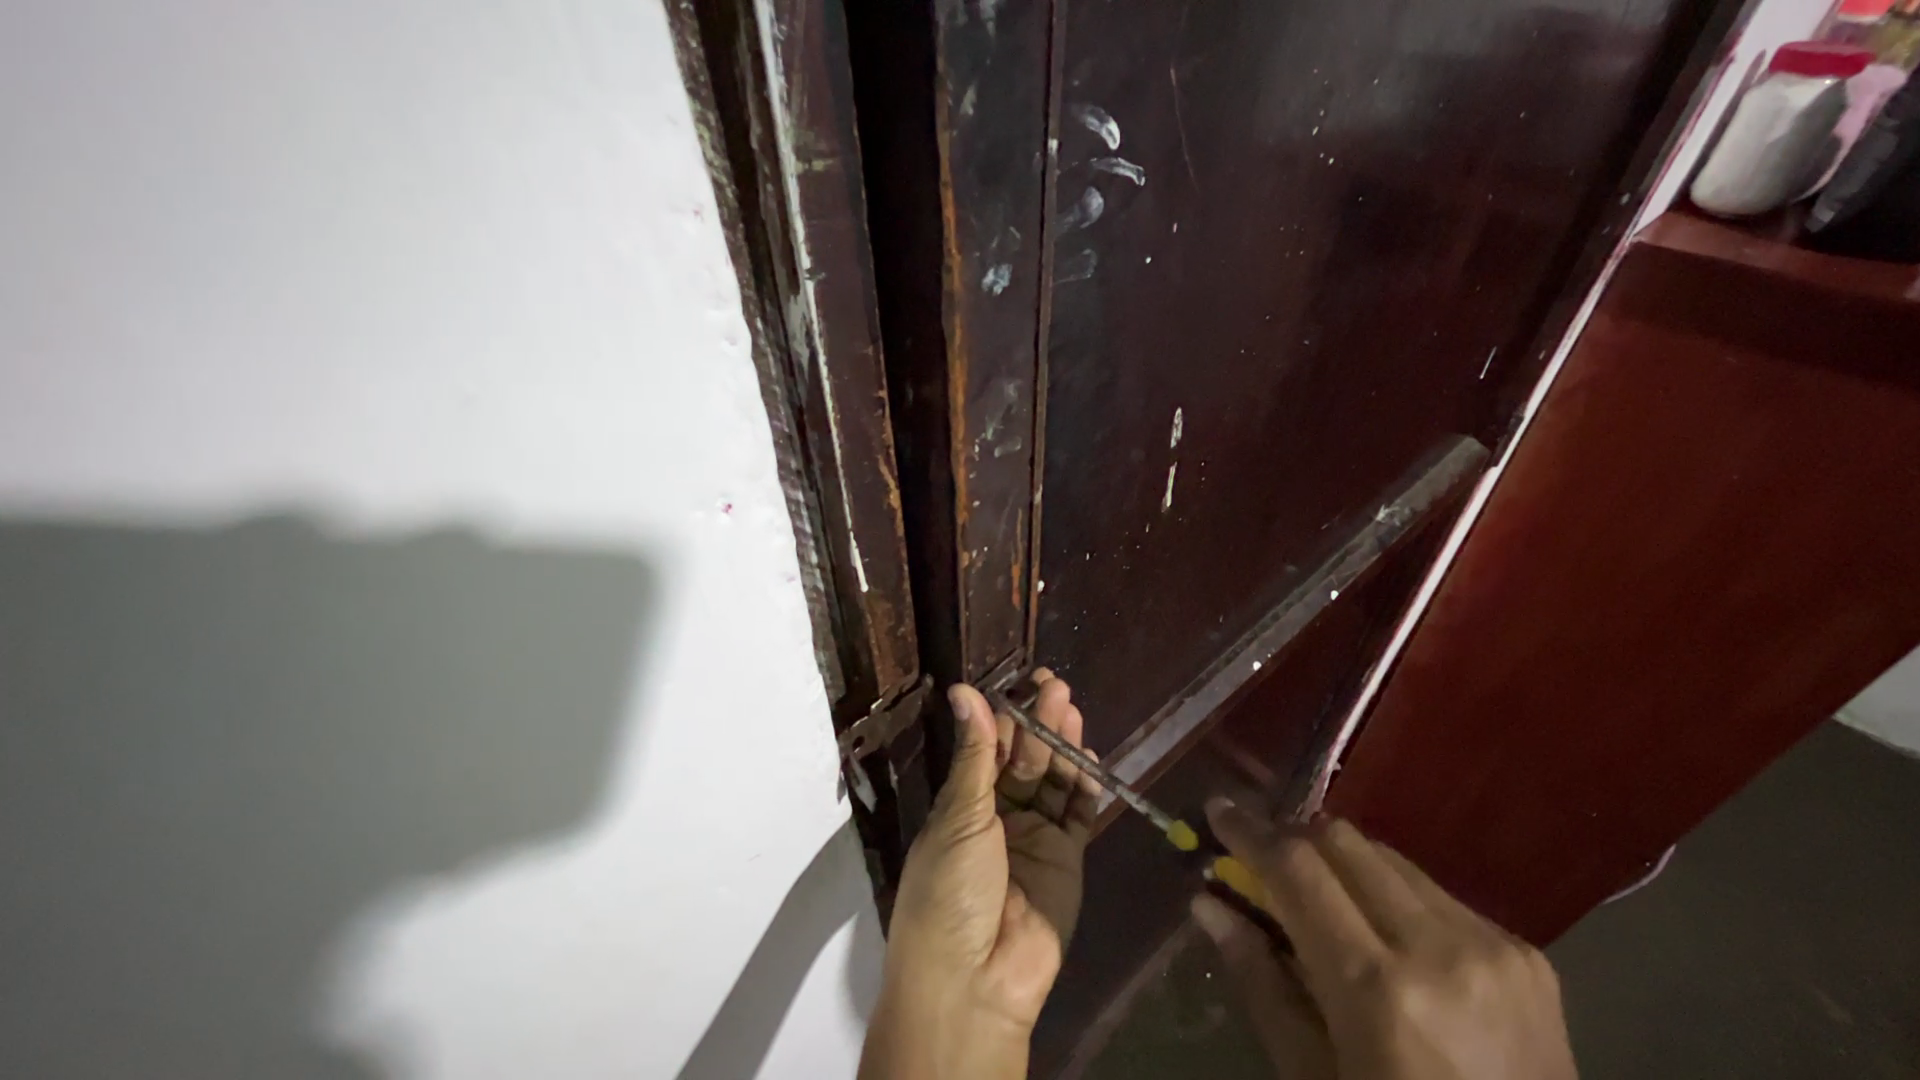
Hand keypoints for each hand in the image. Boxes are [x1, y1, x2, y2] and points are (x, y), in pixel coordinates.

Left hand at [859, 672, 1098, 1079]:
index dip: (1002, 717)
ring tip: (1071, 708)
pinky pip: (1077, 816)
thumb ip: (975, 755)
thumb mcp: (960, 815)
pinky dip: (1085, 788)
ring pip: (1052, 783)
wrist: (975, 978)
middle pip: (1022, 762)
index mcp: (960, 807)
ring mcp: (1032, 840)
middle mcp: (996, 819)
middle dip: (1037, 724)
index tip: (1019, 682)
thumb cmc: (951, 888)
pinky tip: (1091, 756)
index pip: (985, 751)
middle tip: (1054, 685)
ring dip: (1062, 747)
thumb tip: (963, 691)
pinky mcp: (1065, 861)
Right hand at [1193, 802, 1576, 1079]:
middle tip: (1261, 856)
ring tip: (1319, 896)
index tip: (1218, 810)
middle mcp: (1437, 947)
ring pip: (1389, 857)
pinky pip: (1435, 893)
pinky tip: (1386, 940)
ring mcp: (1490, 945)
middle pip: (1343, 841)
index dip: (1250, 833)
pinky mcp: (1524, 953)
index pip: (1297, 870)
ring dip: (1341, 863)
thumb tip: (1209, 903)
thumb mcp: (1311, 1078)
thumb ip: (1258, 980)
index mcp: (1375, 989)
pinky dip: (1391, 897)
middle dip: (1292, 837)